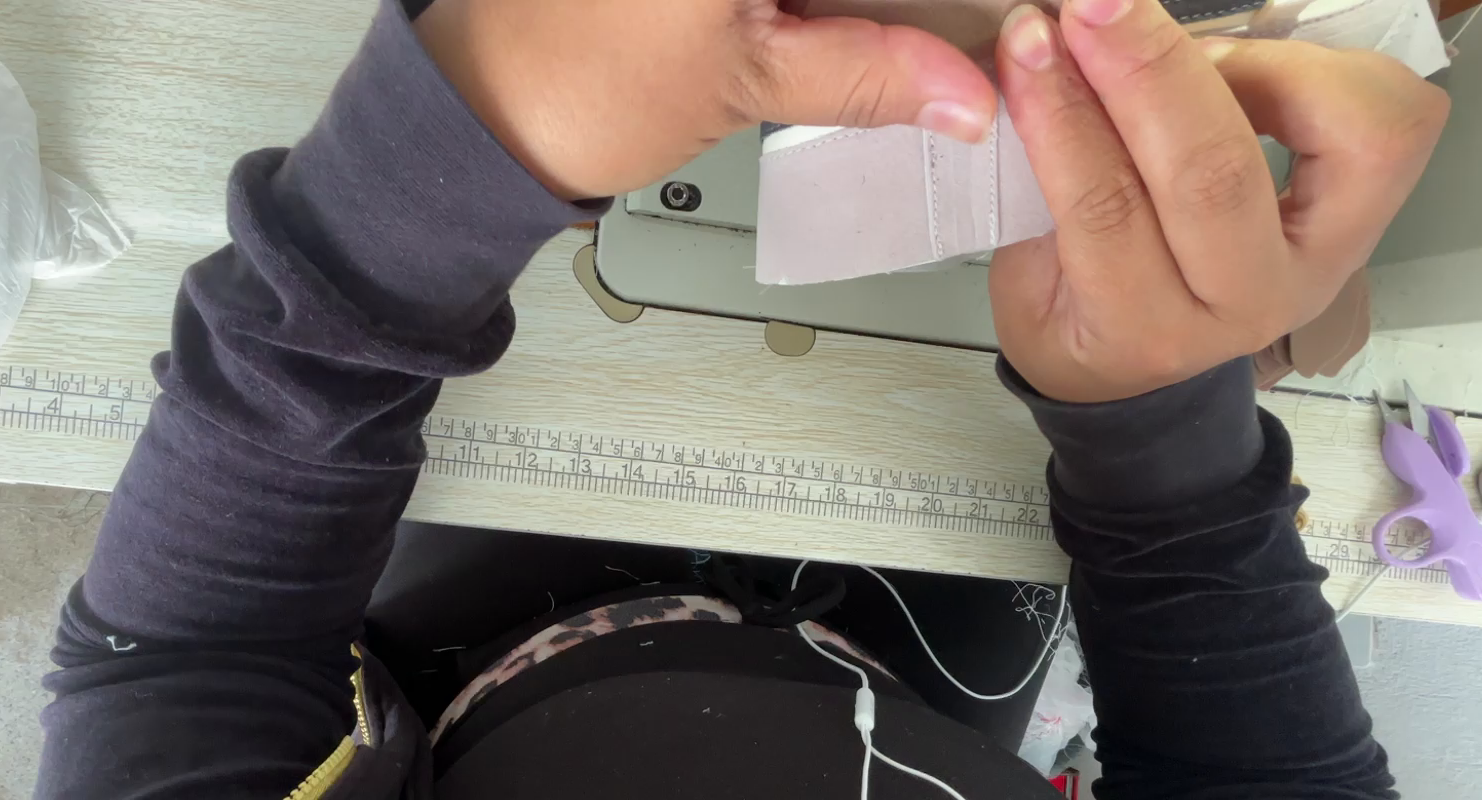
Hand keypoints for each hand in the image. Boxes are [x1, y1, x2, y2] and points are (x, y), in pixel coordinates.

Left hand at [413, 0, 997, 198]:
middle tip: (927, 33)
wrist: (500, 109)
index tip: (981, 18)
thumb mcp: (745, 83)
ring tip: (833, 42)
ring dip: (855, 12)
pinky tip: (839, 27)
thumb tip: (960, 95)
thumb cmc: (587, 93)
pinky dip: (814, 9)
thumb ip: (865, 74)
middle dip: (894, 8)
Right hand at [989, 0, 1448, 403]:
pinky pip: (1389, 121)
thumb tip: (1045, 81)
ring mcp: (1321, 263)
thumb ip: (1040, 203)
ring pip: (1329, 127)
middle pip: (1209, 166)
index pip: (1101, 209)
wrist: (1130, 371)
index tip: (1029, 43)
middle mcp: (1243, 306)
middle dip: (1145, 66)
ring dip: (1242, 58)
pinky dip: (1320, 69)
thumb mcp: (1025, 289)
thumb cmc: (1067, 329)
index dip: (1062, 115)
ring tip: (1167, 48)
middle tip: (1091, 3)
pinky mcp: (1364, 223)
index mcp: (1139, 331)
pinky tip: (1240, 70)